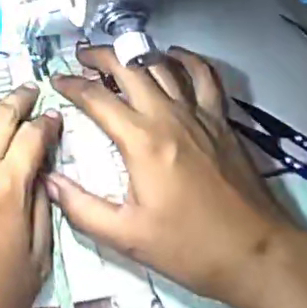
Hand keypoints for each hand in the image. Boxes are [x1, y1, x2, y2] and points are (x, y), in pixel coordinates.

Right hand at [45, 46, 297, 305]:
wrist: (255, 253)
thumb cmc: (191, 247)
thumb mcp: (129, 237)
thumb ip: (84, 210)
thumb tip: (51, 182)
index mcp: (141, 141)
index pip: (97, 99)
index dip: (72, 85)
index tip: (58, 80)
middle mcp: (167, 115)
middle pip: (128, 68)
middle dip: (100, 56)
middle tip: (82, 56)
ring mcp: (196, 112)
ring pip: (161, 65)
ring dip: (135, 54)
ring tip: (118, 56)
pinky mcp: (219, 117)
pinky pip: (203, 75)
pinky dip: (186, 58)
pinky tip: (173, 54)